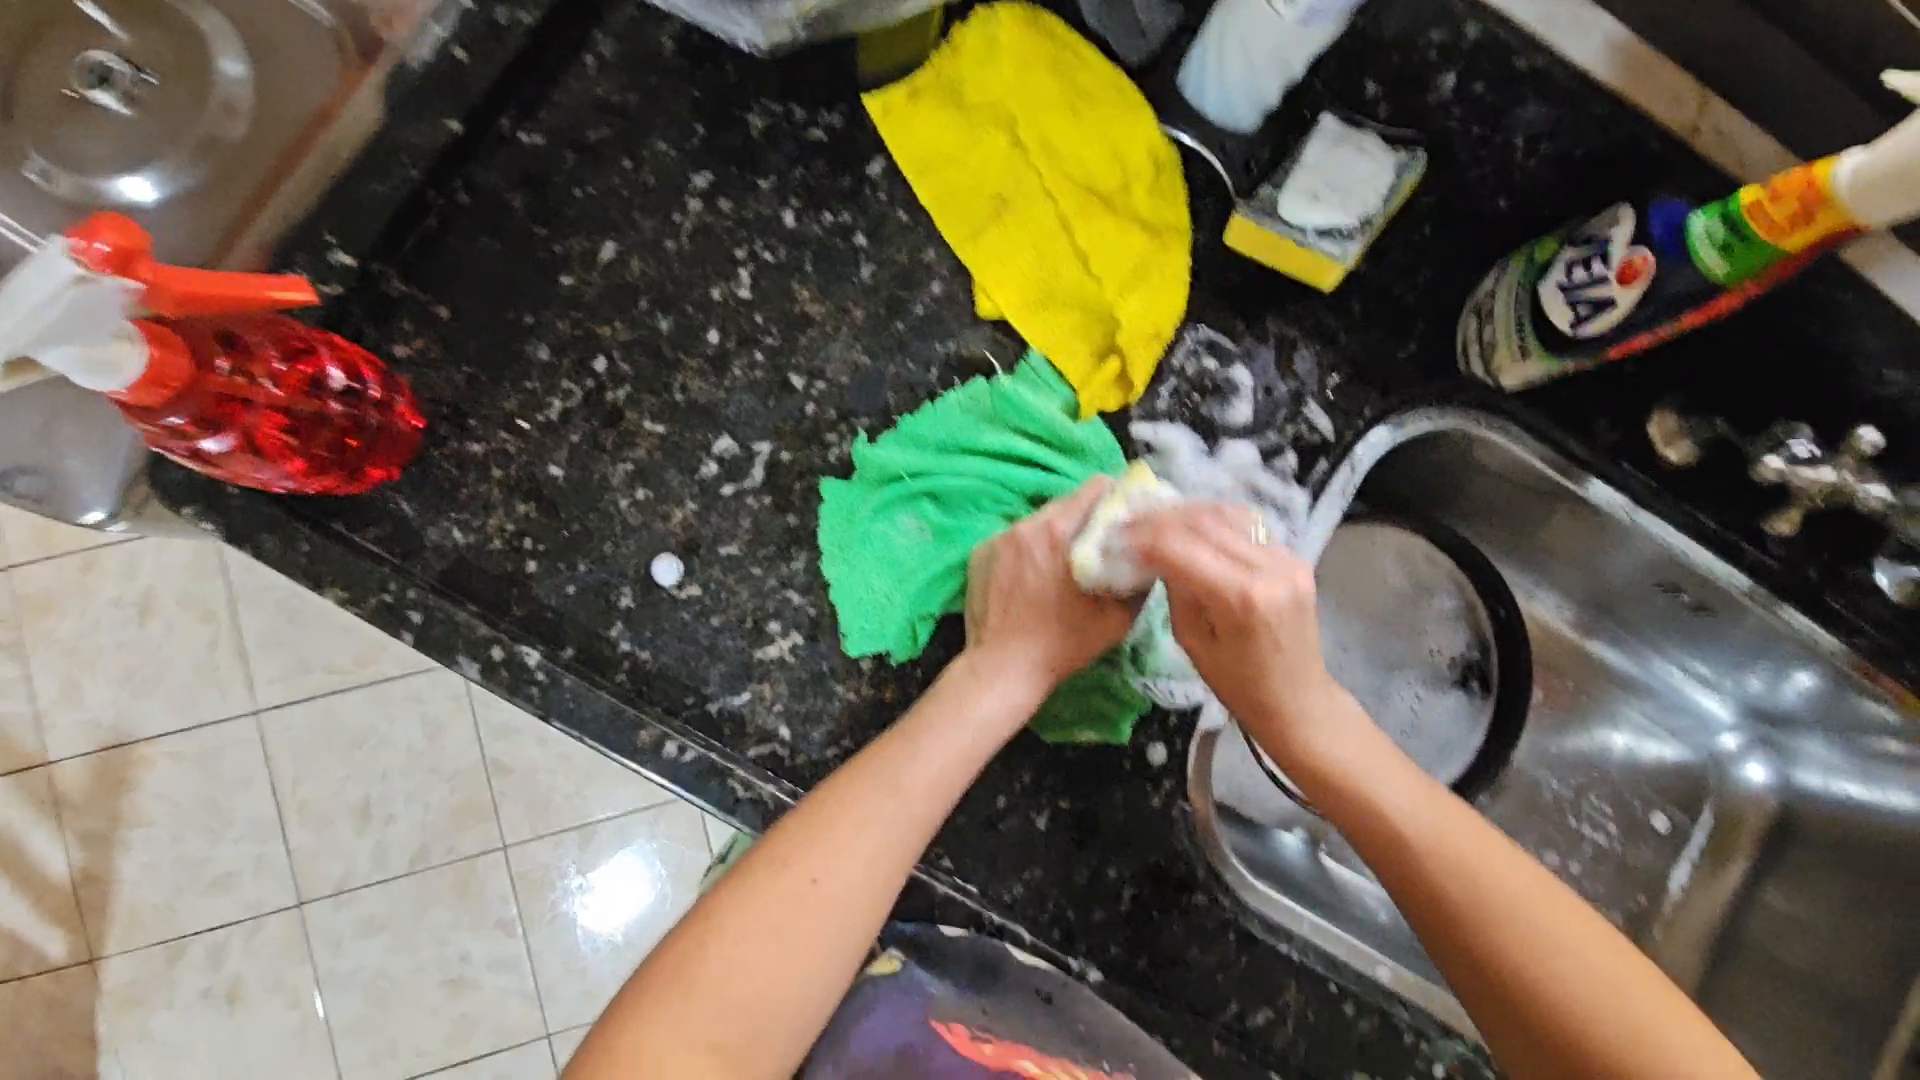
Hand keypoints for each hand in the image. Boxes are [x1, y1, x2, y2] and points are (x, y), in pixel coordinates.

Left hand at [962, 478, 1139, 701]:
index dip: (1115, 496)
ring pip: (1037, 521)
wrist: (1002, 668)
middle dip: (1084, 518)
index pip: (1094, 488)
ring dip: (1054, 533)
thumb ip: (1137, 578)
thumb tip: (1146, 553)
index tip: (1123, 514)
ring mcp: (998, 538)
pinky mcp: (979, 553)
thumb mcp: (1117, 617)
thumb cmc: (1064, 644)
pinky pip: (1013, 539)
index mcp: (1059, 532)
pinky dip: (1027, 550)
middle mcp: (1026, 526)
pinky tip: (1031, 578)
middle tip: (1097, 544)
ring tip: (1062, 564)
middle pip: (1065, 503)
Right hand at [1126, 502, 1370, 766]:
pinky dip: (1215, 523)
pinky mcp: (1295, 558)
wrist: (1298, 699)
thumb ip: (1177, 590)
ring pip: (1226, 516)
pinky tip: (1194, 529)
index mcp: (1240, 597)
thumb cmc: (1238, 685)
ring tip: (1158, 520)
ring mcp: (1287, 559)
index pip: (1178, 546)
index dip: (1142, 537)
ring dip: (1187, 515)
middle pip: (1203, 521)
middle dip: (1160, 519)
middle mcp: (1268, 568)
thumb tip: (1156, 553)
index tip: (1117, 538)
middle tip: (1131, 523)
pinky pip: (1247, 528)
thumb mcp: (1191, 641)